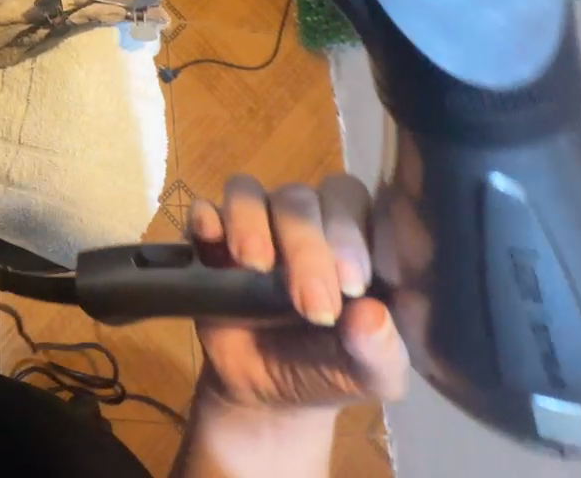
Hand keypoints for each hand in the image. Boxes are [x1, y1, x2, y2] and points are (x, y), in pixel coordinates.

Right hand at [188, 175, 407, 411]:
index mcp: (346, 240)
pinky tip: (211, 242)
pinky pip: (201, 209)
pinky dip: (205, 218)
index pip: (350, 201)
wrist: (263, 389)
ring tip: (254, 264)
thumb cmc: (328, 368)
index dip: (349, 230)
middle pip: (298, 198)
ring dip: (249, 221)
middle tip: (310, 304)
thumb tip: (371, 315)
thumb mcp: (370, 376)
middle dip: (304, 244)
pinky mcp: (206, 239)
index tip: (352, 283)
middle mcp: (299, 223)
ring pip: (246, 191)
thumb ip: (379, 351)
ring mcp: (249, 225)